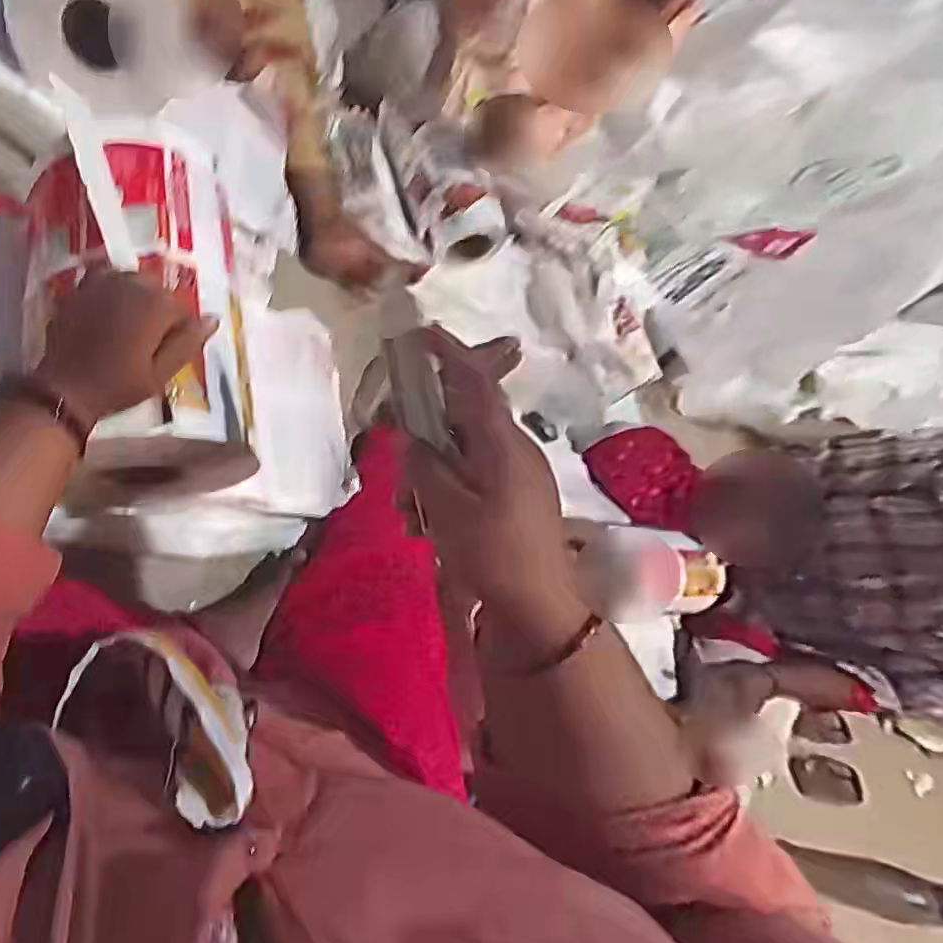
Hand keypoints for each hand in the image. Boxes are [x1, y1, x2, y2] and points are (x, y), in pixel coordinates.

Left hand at [35, 270, 215, 423]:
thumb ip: (187, 343)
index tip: (164, 352)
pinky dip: (110, 287)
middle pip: (158, 290)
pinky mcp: (80, 287)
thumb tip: (212, 319)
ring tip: (125, 327)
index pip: (182, 309)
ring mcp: (103, 281)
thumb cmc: (117, 386)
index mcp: (158, 304)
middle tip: (144, 343)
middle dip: (157, 311)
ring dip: (135, 297)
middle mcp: (133, 282)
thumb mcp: (160, 374)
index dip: (177, 332)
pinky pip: (104, 276)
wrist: (64, 389)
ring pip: (133, 280)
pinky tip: (106, 307)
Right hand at [405, 328, 570, 603]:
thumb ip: (424, 466)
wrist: (539, 608)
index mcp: (501, 446)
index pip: (475, 385)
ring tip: (413, 520)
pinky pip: (468, 477)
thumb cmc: (494, 553)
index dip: (450, 355)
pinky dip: (443, 493)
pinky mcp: (513, 495)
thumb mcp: (447, 509)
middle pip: (457, 424)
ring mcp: (515, 474)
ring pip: (457, 455)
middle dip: (420, 447)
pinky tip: (428, 527)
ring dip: (426, 479)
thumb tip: (409, 438)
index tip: (423, 334)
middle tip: (402, 489)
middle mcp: (511, 450)